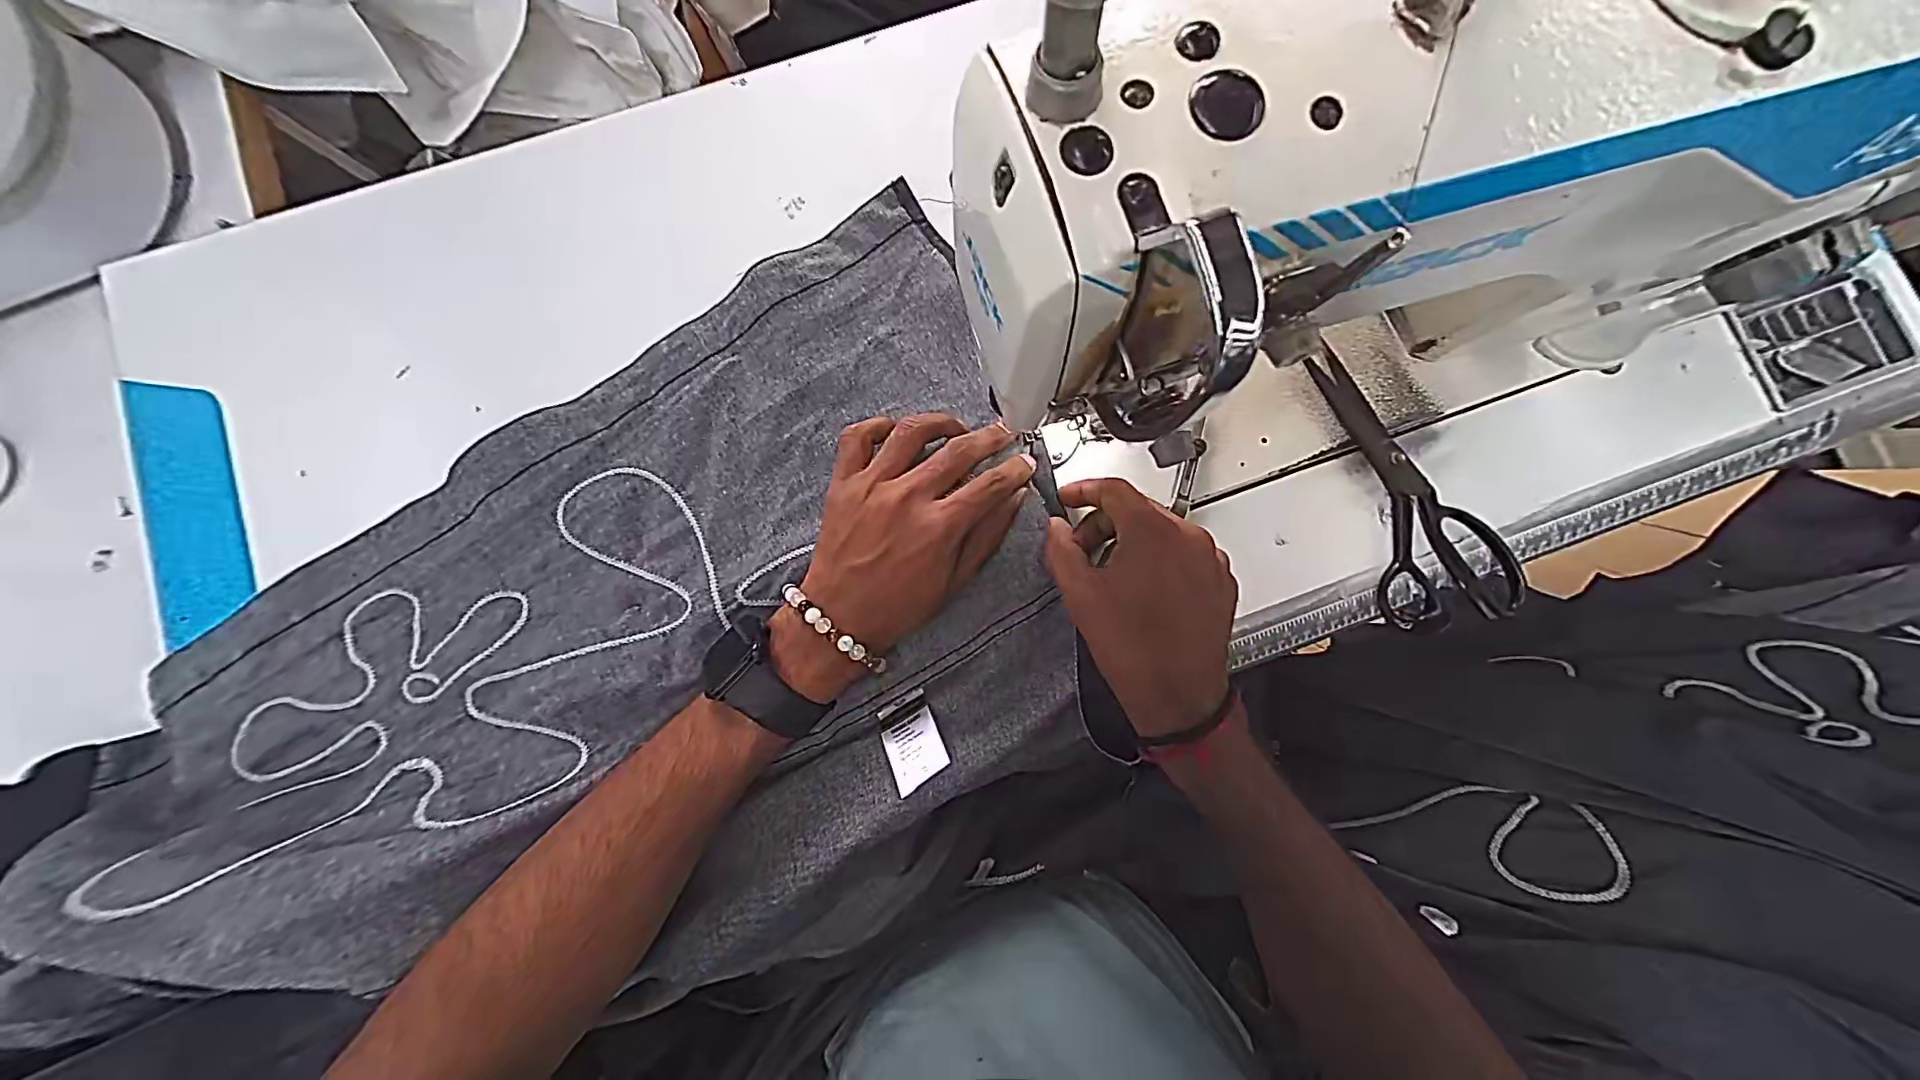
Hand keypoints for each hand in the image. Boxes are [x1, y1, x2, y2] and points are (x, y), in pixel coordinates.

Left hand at [767, 414, 1034, 702]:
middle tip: (1001, 435)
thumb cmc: (896, 606)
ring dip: (942, 422)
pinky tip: (897, 429)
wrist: (840, 617)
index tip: (1023, 464)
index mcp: (938, 527)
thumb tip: (1013, 500)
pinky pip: (858, 438)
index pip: (990, 484)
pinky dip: (878, 425)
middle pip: (959, 450)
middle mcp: (906, 499)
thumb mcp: (955, 580)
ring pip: (912, 431)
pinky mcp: (844, 484)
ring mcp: (872, 486)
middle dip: (990, 437)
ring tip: (956, 427)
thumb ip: (988, 535)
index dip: (1015, 469)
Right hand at [1043, 477, 1236, 737]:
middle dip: (1104, 523)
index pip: (1113, 489)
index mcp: (1152, 531)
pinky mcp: (1220, 579)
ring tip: (1113, 577)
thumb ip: (1061, 549)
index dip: (1084, 490)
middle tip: (1083, 549)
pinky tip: (1142, 591)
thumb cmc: (1138, 652)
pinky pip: (1184, 554)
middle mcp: (1187, 536)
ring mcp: (1208, 558)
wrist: (1179, 695)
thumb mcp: (1080, 594)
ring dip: (1132, 542)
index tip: (1071, 497)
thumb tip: (1057, 529)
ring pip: (1162, 531)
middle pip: (1138, 508)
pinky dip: (1160, 560)